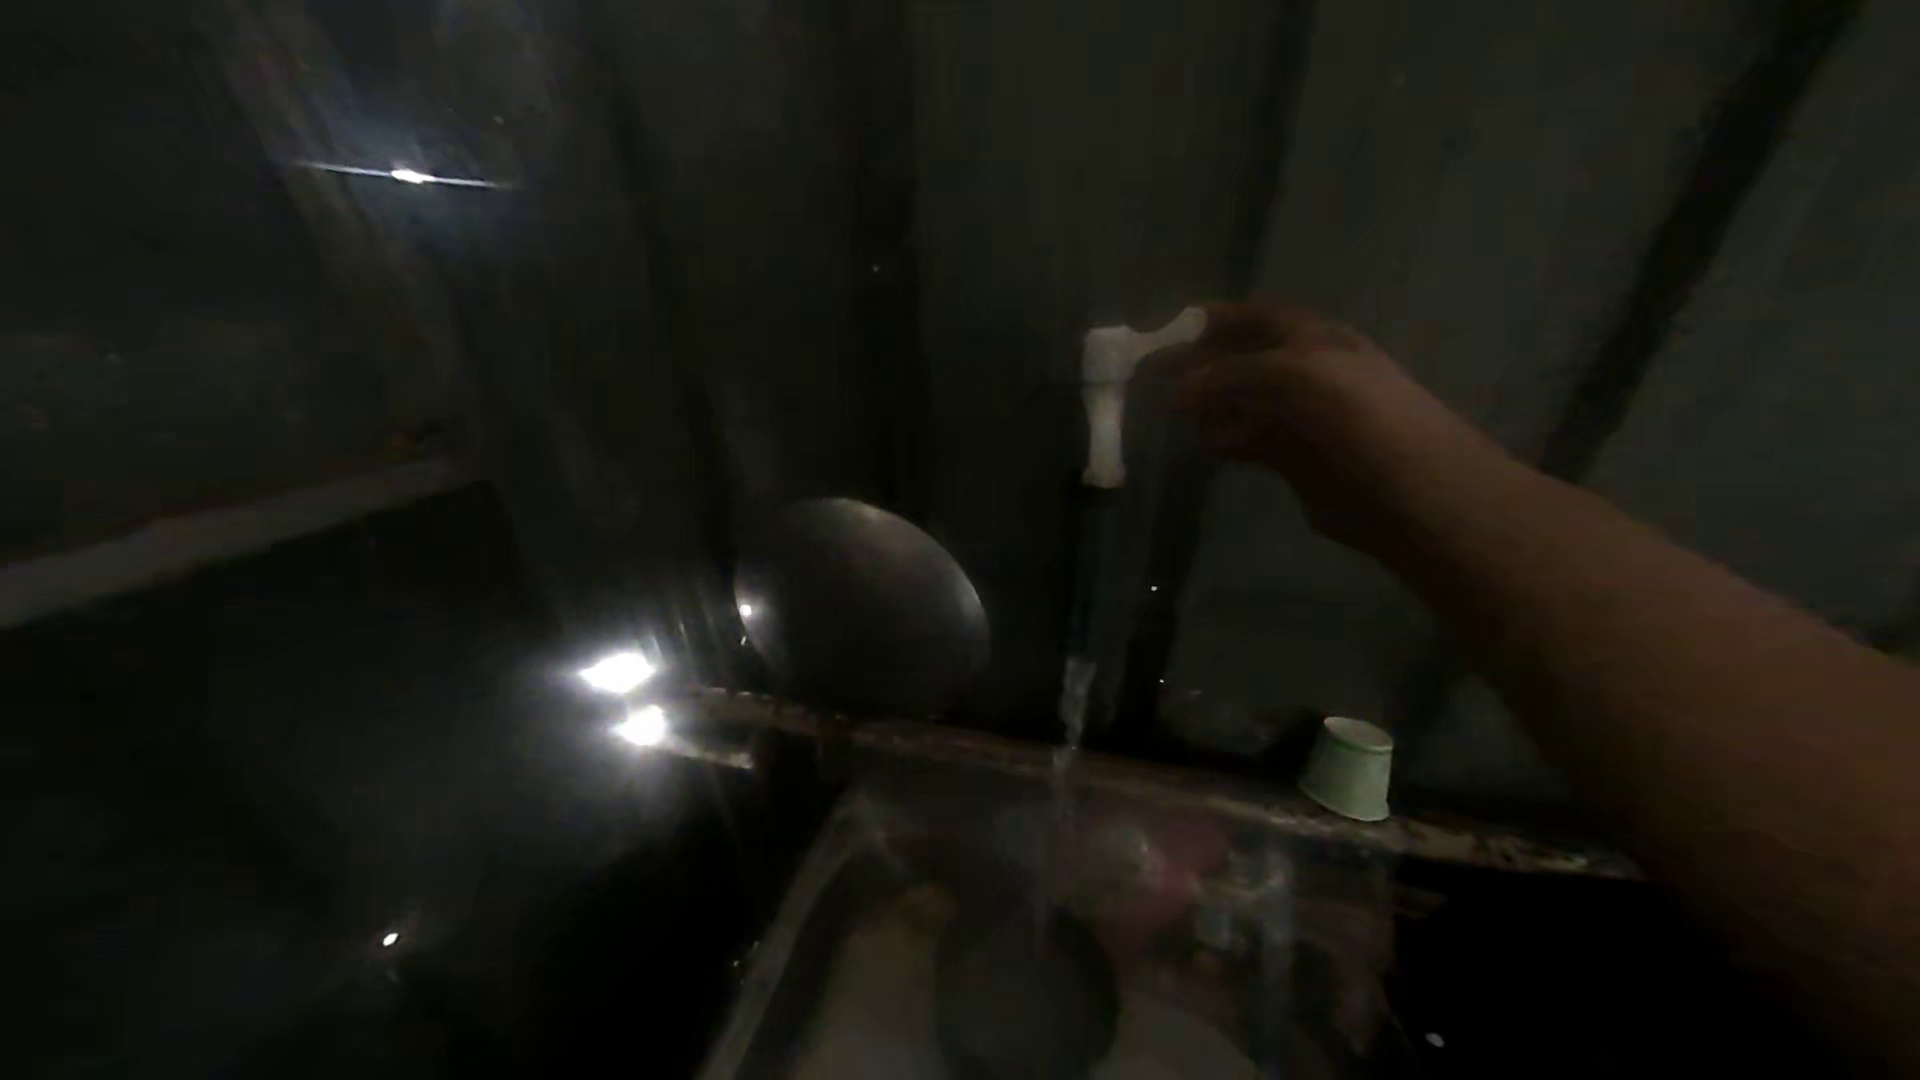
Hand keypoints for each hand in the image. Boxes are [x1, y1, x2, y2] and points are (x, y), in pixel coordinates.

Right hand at [1166, 302, 1506, 549]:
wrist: (1409, 492)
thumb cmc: (1357, 418)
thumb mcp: (1294, 374)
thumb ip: (1230, 375)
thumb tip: (1177, 391)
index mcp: (1314, 341)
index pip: (1256, 318)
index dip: (1214, 320)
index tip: (1169, 331)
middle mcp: (1305, 372)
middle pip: (1242, 359)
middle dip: (1201, 364)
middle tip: (1156, 377)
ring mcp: (1299, 416)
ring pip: (1241, 402)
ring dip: (1208, 404)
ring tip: (1173, 414)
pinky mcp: (1292, 457)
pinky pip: (1247, 441)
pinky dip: (1222, 440)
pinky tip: (1203, 446)